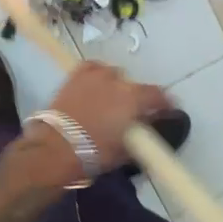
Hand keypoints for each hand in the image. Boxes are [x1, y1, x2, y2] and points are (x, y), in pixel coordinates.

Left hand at [44, 61, 173, 173]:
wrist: (56, 148)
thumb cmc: (95, 154)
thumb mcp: (126, 150)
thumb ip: (140, 136)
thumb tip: (145, 130)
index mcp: (135, 98)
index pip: (158, 95)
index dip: (164, 103)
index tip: (166, 110)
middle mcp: (118, 81)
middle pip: (134, 86)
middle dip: (136, 98)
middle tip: (131, 113)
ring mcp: (95, 75)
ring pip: (113, 75)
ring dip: (116, 86)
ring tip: (110, 99)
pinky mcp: (75, 76)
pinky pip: (93, 68)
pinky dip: (98, 74)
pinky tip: (96, 84)